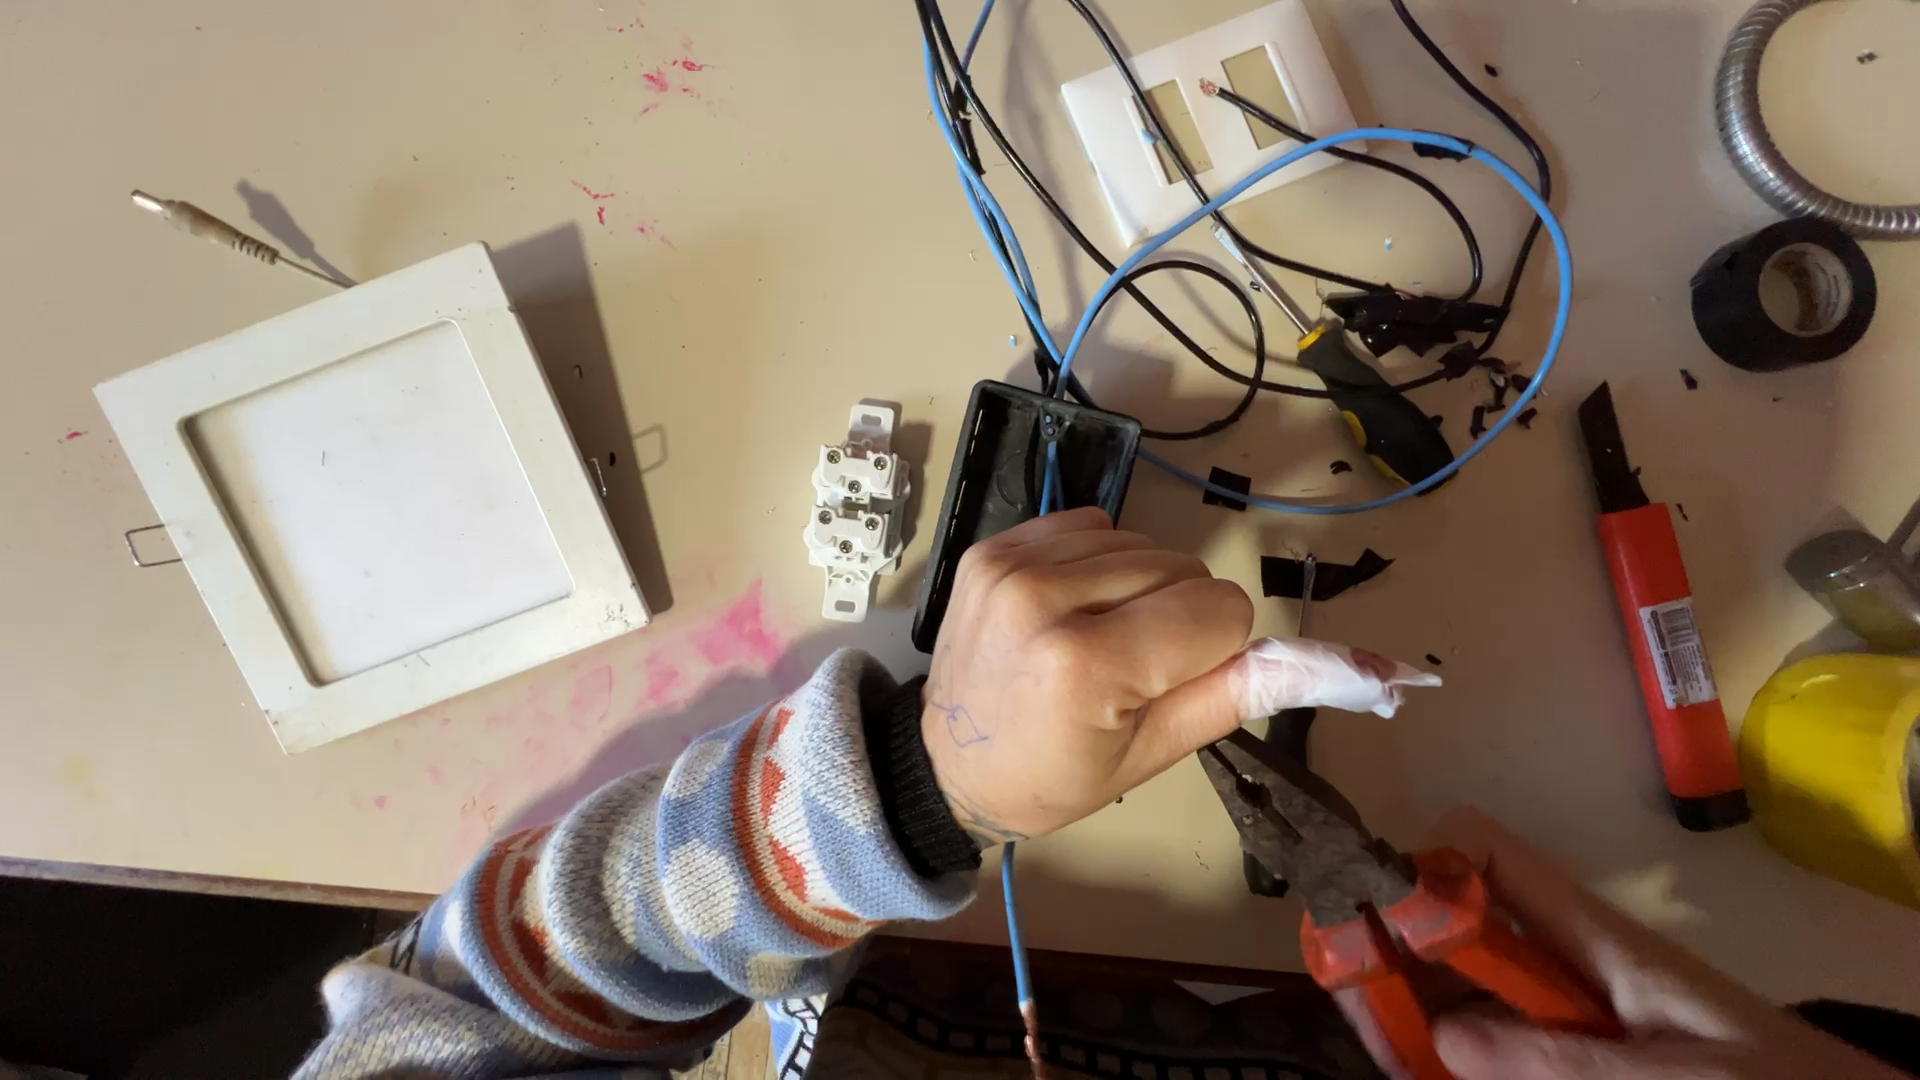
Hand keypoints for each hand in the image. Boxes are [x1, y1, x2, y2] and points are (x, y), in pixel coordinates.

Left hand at [920, 507, 1253, 845]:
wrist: (949, 762)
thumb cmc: (1051, 775)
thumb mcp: (1149, 754)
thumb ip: (1237, 694)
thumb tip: (1341, 666)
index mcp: (1087, 663)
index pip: (1219, 608)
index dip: (1215, 647)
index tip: (1172, 678)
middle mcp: (1044, 596)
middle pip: (1180, 567)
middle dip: (1176, 614)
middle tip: (1129, 666)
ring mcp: (1011, 565)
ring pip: (1138, 542)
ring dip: (1136, 584)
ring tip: (1095, 634)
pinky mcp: (992, 548)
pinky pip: (1088, 524)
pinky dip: (1096, 560)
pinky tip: (1070, 604)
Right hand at [1343, 809, 1906, 1079]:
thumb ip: (1565, 1064)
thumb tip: (1445, 1041)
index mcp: (1579, 927)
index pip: (1481, 848)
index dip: (1424, 864)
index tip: (1386, 922)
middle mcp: (1551, 948)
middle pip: (1444, 918)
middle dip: (1388, 947)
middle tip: (1351, 999)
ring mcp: (1552, 999)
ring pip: (1452, 976)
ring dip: (1405, 1003)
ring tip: (1375, 1042)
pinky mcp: (1558, 1043)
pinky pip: (1481, 1029)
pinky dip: (1441, 1048)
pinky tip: (1418, 1065)